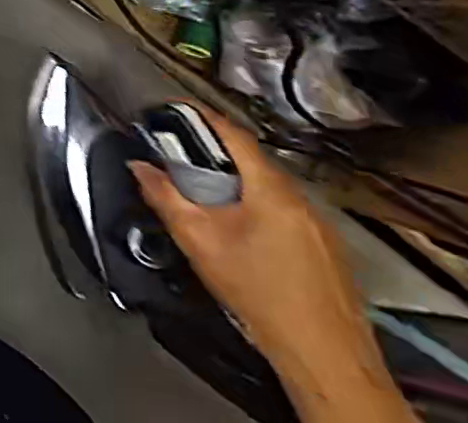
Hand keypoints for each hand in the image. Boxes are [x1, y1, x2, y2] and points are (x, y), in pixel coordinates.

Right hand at [130, 105, 409, 421]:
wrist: (324, 358)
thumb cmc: (260, 295)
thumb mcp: (199, 241)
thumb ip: (164, 197)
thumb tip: (140, 167)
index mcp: (271, 188)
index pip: (233, 132)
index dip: (200, 116)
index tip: (174, 109)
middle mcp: (301, 198)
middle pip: (250, 158)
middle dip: (212, 152)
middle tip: (180, 156)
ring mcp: (319, 224)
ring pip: (267, 186)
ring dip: (235, 181)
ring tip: (204, 196)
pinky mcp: (327, 249)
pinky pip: (284, 210)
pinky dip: (256, 206)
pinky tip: (240, 233)